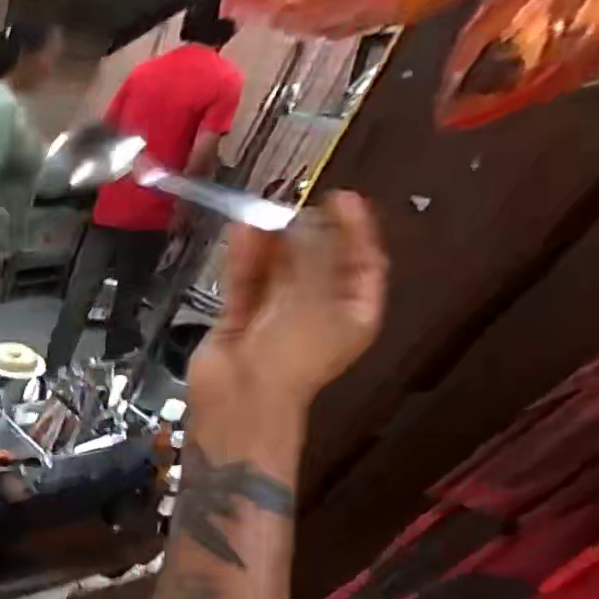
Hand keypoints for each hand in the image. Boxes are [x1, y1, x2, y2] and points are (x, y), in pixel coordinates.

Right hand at [187, 191, 386, 428]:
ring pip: (275, 270)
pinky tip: (241, 233)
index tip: (340, 197)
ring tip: (263, 210)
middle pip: (315, 263)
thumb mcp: (314, 301)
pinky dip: (243, 259)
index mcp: (351, 313)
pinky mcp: (237, 320)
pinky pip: (244, 283)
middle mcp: (315, 312)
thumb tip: (303, 221)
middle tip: (294, 202)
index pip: (361, 262)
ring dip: (270, 243)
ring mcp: (274, 316)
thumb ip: (310, 256)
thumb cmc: (290, 356)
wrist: (239, 401)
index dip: (355, 229)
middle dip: (305, 233)